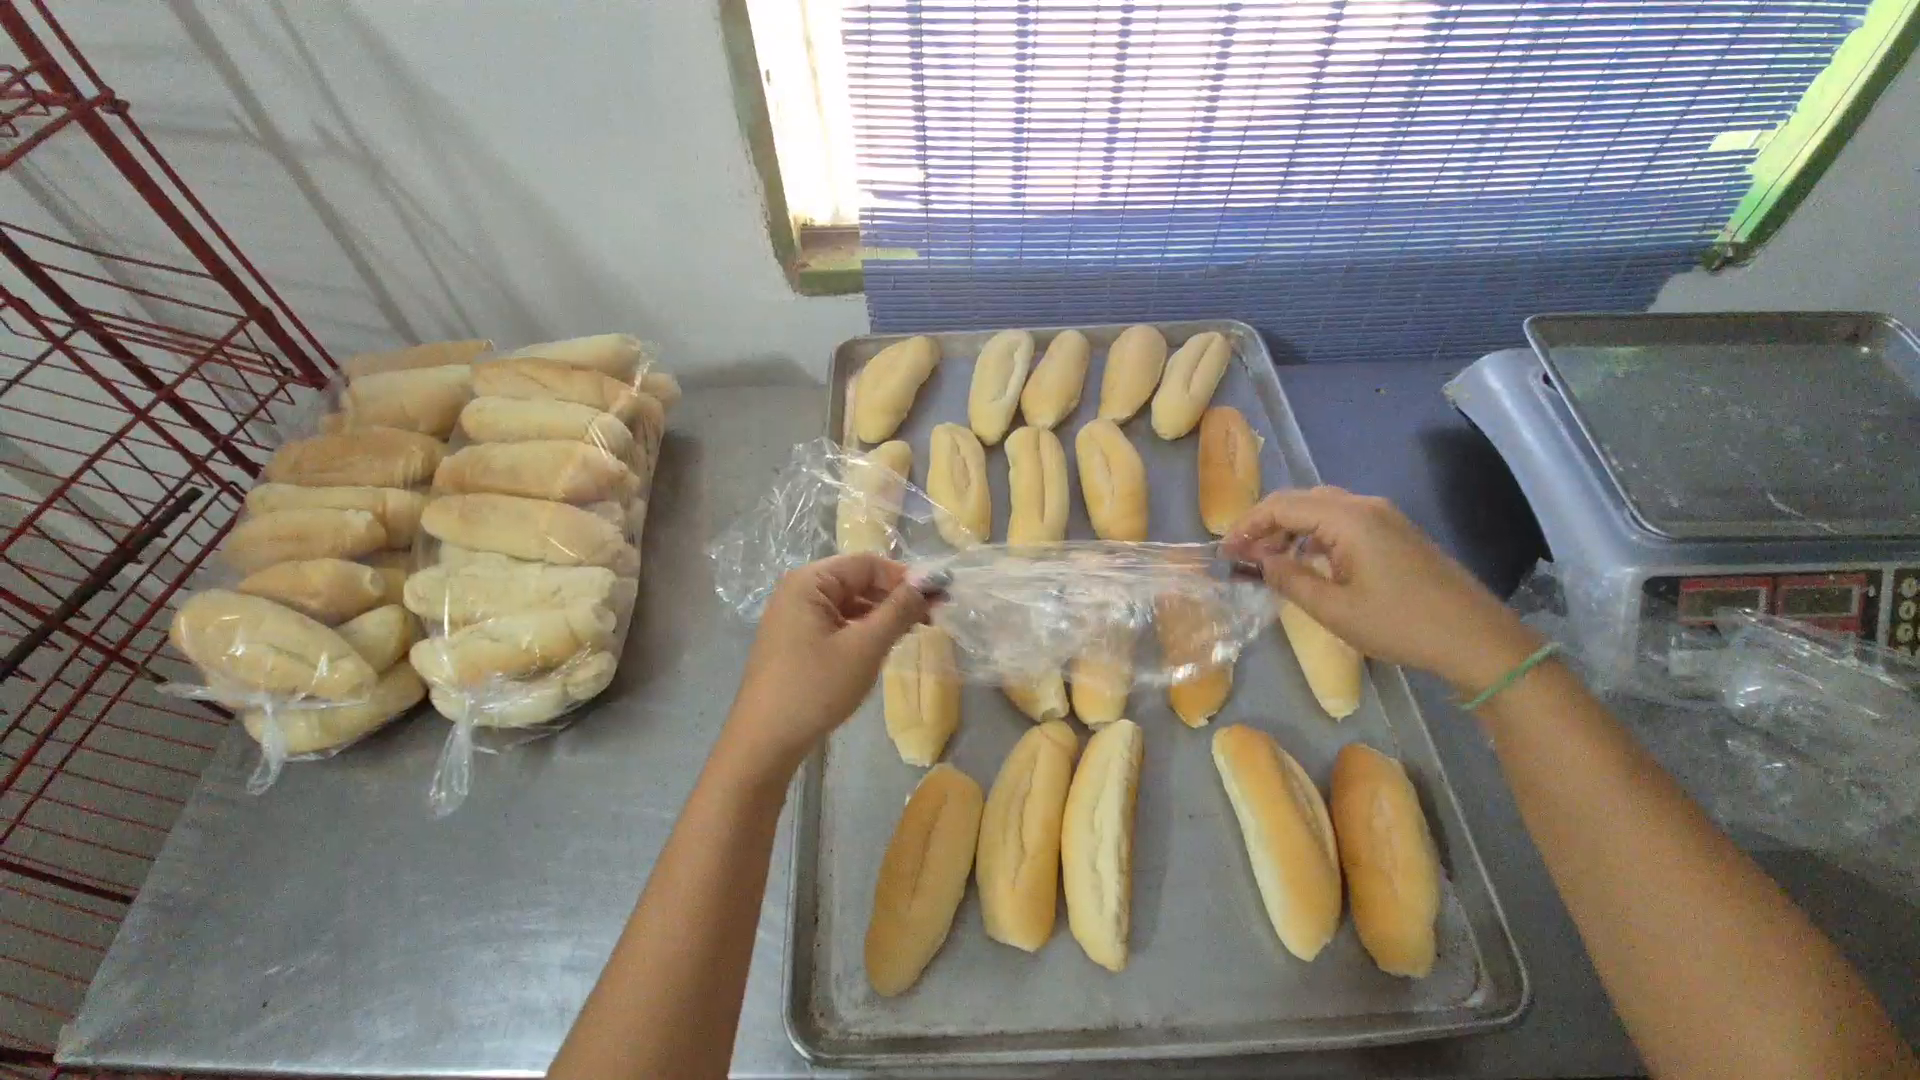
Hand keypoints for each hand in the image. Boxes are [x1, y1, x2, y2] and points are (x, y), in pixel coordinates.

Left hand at [722, 554, 929, 774]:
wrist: (765, 740)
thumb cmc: (815, 688)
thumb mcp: (865, 647)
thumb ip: (899, 610)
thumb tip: (929, 581)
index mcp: (810, 581)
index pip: (868, 563)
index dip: (905, 577)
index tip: (939, 598)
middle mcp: (799, 590)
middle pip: (858, 580)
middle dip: (895, 596)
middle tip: (932, 618)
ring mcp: (795, 616)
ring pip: (850, 603)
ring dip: (882, 614)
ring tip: (913, 633)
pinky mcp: (796, 641)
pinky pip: (838, 622)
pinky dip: (863, 630)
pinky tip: (882, 647)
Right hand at [1221, 487, 1541, 693]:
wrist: (1476, 639)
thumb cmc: (1400, 625)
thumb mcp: (1334, 610)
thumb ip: (1289, 579)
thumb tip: (1261, 561)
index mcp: (1349, 519)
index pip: (1282, 506)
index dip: (1247, 525)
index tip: (1225, 551)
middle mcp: (1366, 506)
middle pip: (1301, 500)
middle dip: (1266, 523)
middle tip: (1241, 555)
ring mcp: (1385, 517)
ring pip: (1322, 508)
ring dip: (1290, 528)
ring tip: (1268, 560)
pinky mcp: (1396, 533)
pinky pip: (1343, 521)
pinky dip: (1314, 534)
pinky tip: (1305, 561)